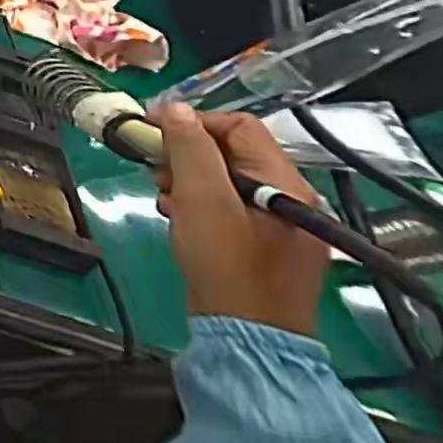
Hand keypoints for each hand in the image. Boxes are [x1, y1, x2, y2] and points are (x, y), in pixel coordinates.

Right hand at [149, 104, 328, 336]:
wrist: (244, 334)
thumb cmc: (226, 261)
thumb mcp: (201, 198)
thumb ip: (189, 148)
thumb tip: (175, 107)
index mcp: (283, 181)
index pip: (238, 125)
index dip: (194, 121)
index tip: (154, 132)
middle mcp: (288, 196)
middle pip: (229, 150)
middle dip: (186, 154)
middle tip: (158, 171)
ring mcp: (278, 221)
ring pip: (223, 177)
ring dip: (187, 179)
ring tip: (167, 197)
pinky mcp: (263, 242)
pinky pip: (226, 203)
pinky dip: (197, 202)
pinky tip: (179, 217)